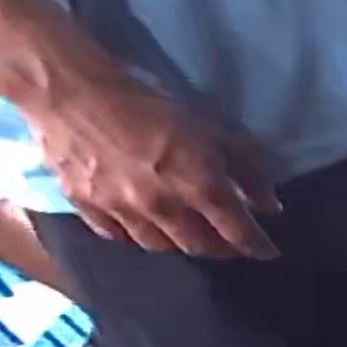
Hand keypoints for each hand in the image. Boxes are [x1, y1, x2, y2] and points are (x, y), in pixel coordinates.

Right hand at [28, 83, 281, 258]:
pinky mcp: (82, 202)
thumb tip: (269, 208)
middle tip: (233, 244)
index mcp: (201, 189)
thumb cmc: (161, 111)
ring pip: (158, 245)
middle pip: (199, 246)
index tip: (269, 253)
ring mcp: (118, 207)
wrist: (77, 92)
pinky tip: (149, 230)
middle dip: (223, 249)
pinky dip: (138, 237)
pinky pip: (116, 234)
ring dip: (182, 245)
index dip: (258, 247)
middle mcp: (162, 206)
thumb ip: (251, 176)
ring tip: (195, 237)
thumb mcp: (223, 138)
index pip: (238, 233)